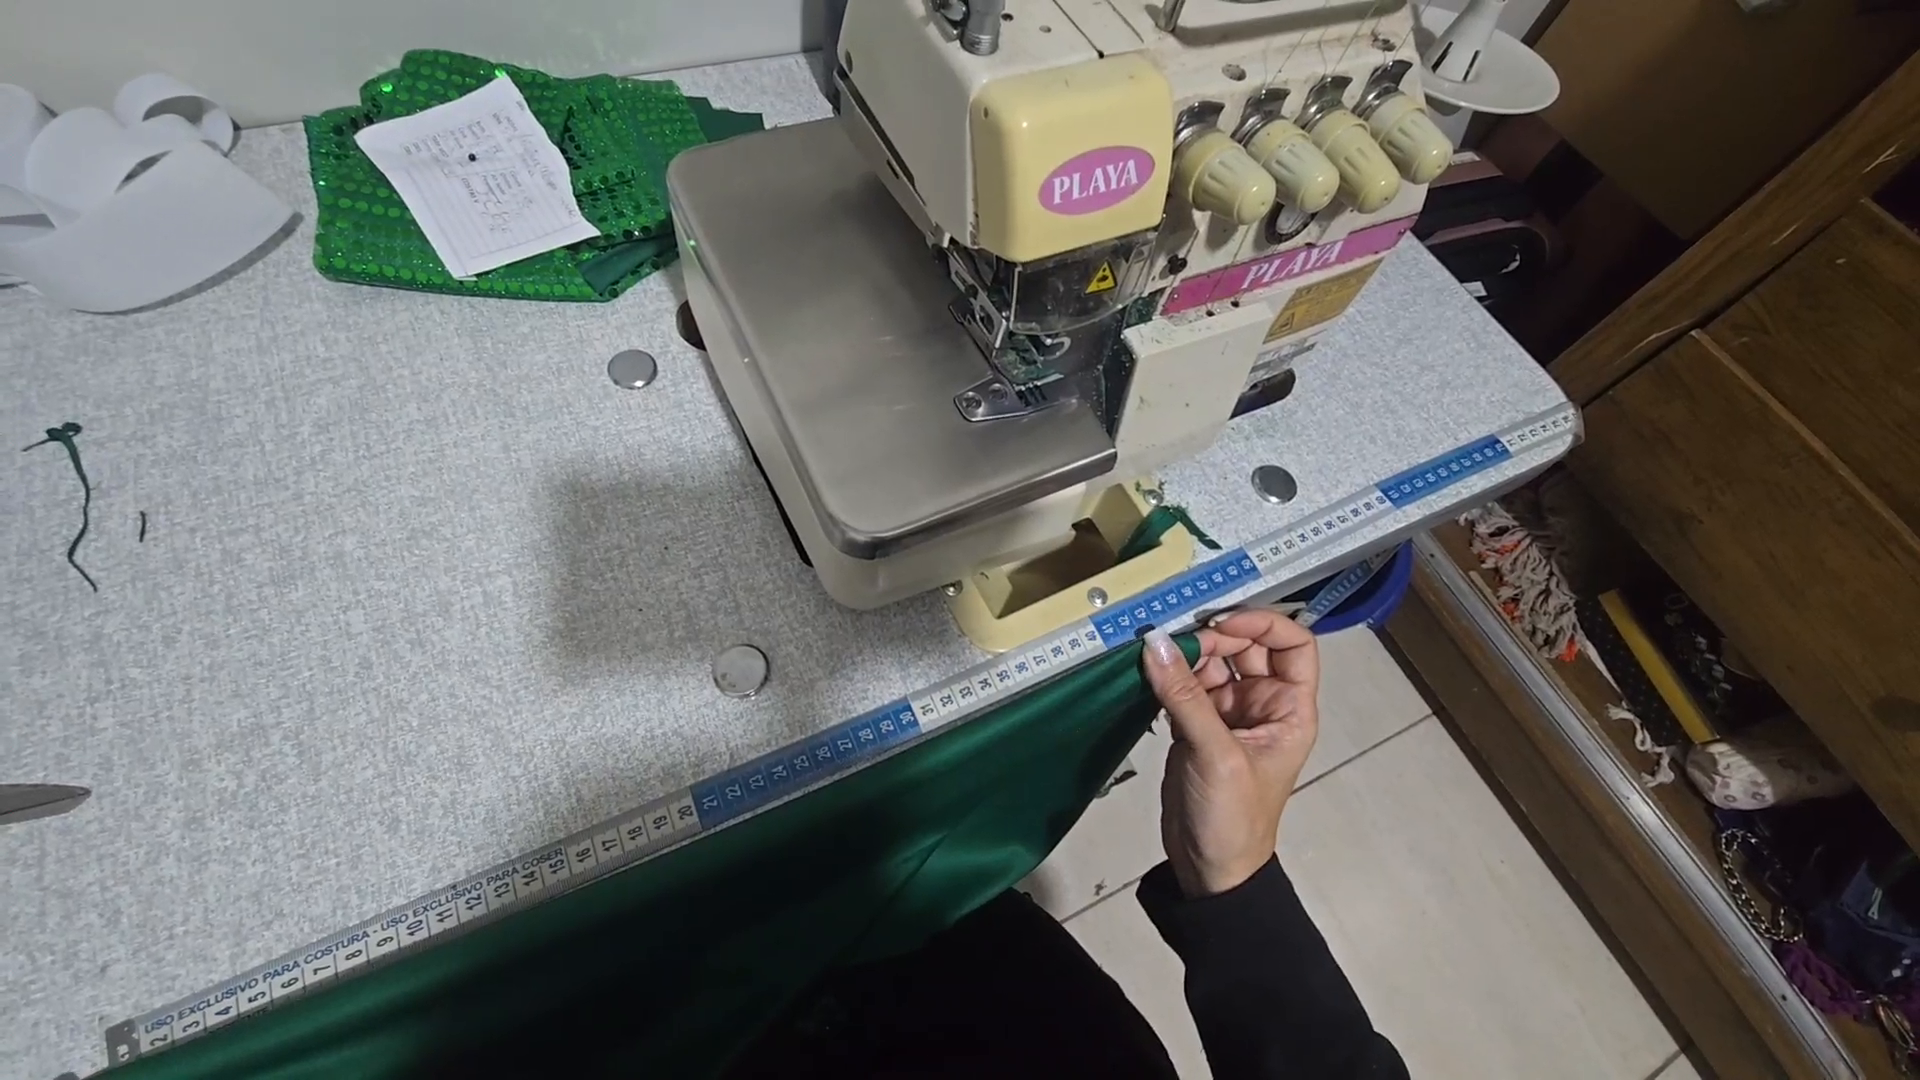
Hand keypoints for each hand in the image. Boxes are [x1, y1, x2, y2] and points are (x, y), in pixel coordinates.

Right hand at [1142, 610, 1319, 897]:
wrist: (1209, 870)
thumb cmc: (1234, 818)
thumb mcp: (1215, 755)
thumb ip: (1185, 696)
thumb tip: (1155, 642)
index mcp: (1289, 709)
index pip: (1292, 646)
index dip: (1263, 624)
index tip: (1221, 621)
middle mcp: (1261, 704)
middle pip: (1245, 648)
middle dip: (1214, 636)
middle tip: (1176, 638)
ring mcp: (1226, 713)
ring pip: (1210, 664)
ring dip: (1185, 654)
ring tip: (1155, 653)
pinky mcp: (1195, 725)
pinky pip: (1184, 686)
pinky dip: (1167, 675)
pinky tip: (1147, 671)